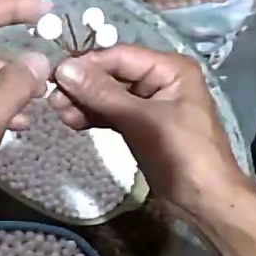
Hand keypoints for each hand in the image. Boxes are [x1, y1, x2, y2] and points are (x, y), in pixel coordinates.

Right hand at [49, 45, 252, 222]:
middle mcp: (160, 80)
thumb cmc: (180, 154)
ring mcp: (150, 104)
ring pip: (109, 96)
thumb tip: (64, 69)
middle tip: (51, 98)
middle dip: (83, 86)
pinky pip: (113, 114)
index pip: (120, 56)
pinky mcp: (141, 126)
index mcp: (170, 69)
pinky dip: (94, 117)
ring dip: (84, 103)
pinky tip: (72, 122)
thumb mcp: (140, 121)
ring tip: (58, 112)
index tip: (54, 75)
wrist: (204, 199)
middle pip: (113, 74)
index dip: (87, 64)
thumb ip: (102, 94)